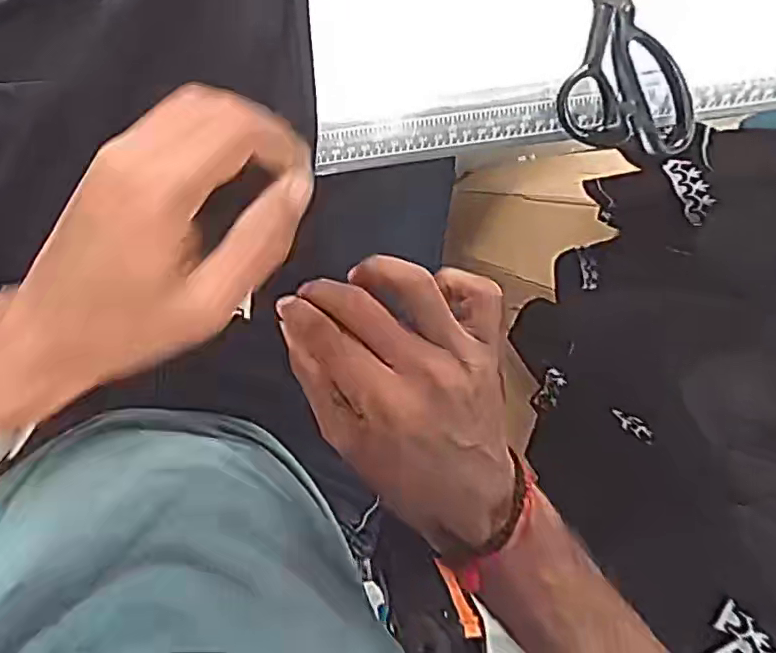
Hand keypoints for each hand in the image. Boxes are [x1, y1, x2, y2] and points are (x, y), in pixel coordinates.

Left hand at [0, 85, 313, 428]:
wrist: (48, 331)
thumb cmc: (115, 327)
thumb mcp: (208, 303)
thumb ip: (261, 240)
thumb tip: (293, 195)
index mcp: (160, 190)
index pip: (237, 127)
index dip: (281, 141)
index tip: (296, 168)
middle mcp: (133, 160)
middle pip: (216, 105)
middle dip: (263, 127)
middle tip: (283, 165)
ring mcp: (116, 155)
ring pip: (190, 103)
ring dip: (233, 122)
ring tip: (258, 163)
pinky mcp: (108, 161)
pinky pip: (165, 119)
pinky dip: (203, 127)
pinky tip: (218, 164)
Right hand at [279, 256, 515, 560]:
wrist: (480, 503)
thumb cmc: (410, 478)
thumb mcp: (345, 441)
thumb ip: (314, 379)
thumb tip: (292, 327)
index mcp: (387, 404)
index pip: (328, 336)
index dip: (298, 313)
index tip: (288, 307)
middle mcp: (426, 372)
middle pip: (360, 305)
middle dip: (321, 291)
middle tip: (309, 295)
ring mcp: (461, 354)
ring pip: (416, 284)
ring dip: (377, 271)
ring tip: (359, 279)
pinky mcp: (487, 346)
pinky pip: (475, 291)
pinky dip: (450, 280)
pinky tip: (424, 294)